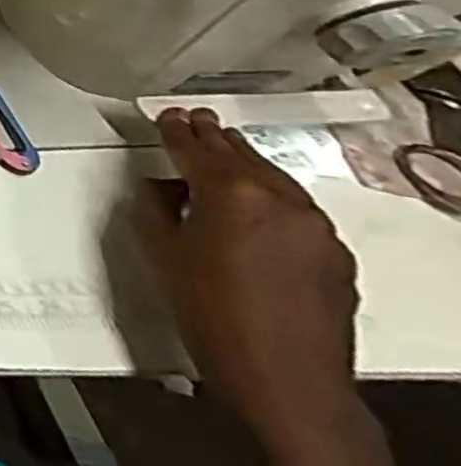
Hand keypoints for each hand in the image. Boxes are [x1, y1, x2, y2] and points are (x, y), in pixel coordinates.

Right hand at [135, 108, 386, 465]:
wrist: (281, 375)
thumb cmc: (207, 308)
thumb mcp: (159, 247)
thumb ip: (156, 203)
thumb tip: (164, 186)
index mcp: (233, 194)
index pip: (196, 148)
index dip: (175, 130)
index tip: (167, 115)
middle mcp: (281, 202)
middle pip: (241, 156)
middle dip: (214, 137)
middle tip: (194, 118)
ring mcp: (316, 228)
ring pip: (273, 178)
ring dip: (243, 162)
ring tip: (222, 149)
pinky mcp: (334, 253)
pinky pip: (294, 206)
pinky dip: (268, 192)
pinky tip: (250, 199)